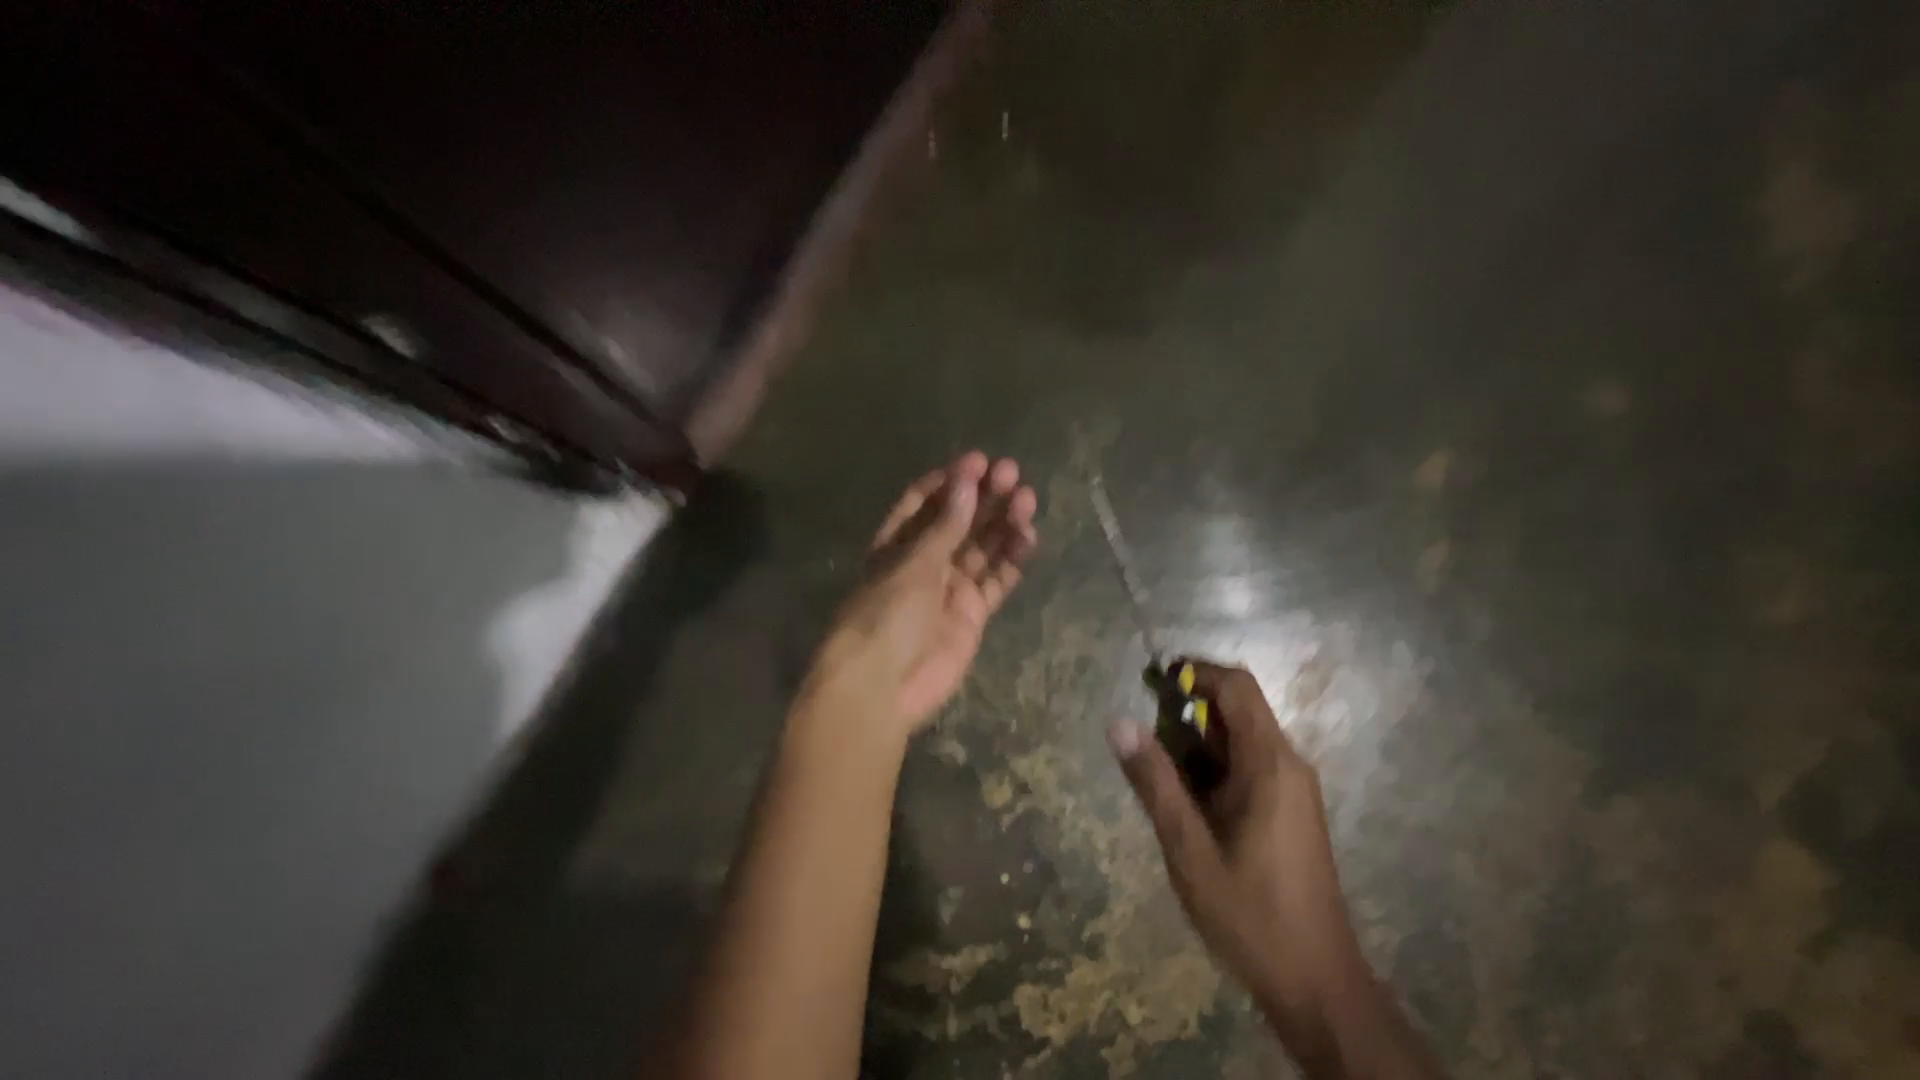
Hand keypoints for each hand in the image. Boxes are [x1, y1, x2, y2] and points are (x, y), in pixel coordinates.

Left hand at [803, 451, 1038, 738]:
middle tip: (1010, 472)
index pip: (923, 504)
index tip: (977, 462)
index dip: (950, 483)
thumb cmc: (885, 615)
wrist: (882, 686)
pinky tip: (1029, 537)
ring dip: (1002, 523)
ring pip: (981, 549)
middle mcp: (923, 563)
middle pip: (958, 523)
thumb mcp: (914, 564)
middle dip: (983, 497)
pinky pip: (996, 581)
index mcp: (895, 545)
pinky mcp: (972, 615)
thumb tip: (968, 480)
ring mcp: (949, 590)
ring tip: (1026, 498)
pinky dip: (1012, 560)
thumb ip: (946, 525)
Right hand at [1109, 661, 1366, 1040]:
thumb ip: (1155, 782)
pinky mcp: (1290, 812)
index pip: (1237, 688)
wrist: (1316, 980)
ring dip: (1198, 742)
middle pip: (1239, 710)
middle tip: (1140, 732)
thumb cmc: (1249, 913)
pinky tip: (1185, 800)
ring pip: (1242, 741)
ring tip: (1154, 768)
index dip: (1195, 672)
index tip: (1151, 679)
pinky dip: (1214, 766)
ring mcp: (1293, 790)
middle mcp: (1289, 765)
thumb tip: (1119, 722)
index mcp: (1271, 764)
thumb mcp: (1188, 848)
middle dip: (1188, 709)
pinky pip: (1250, 767)